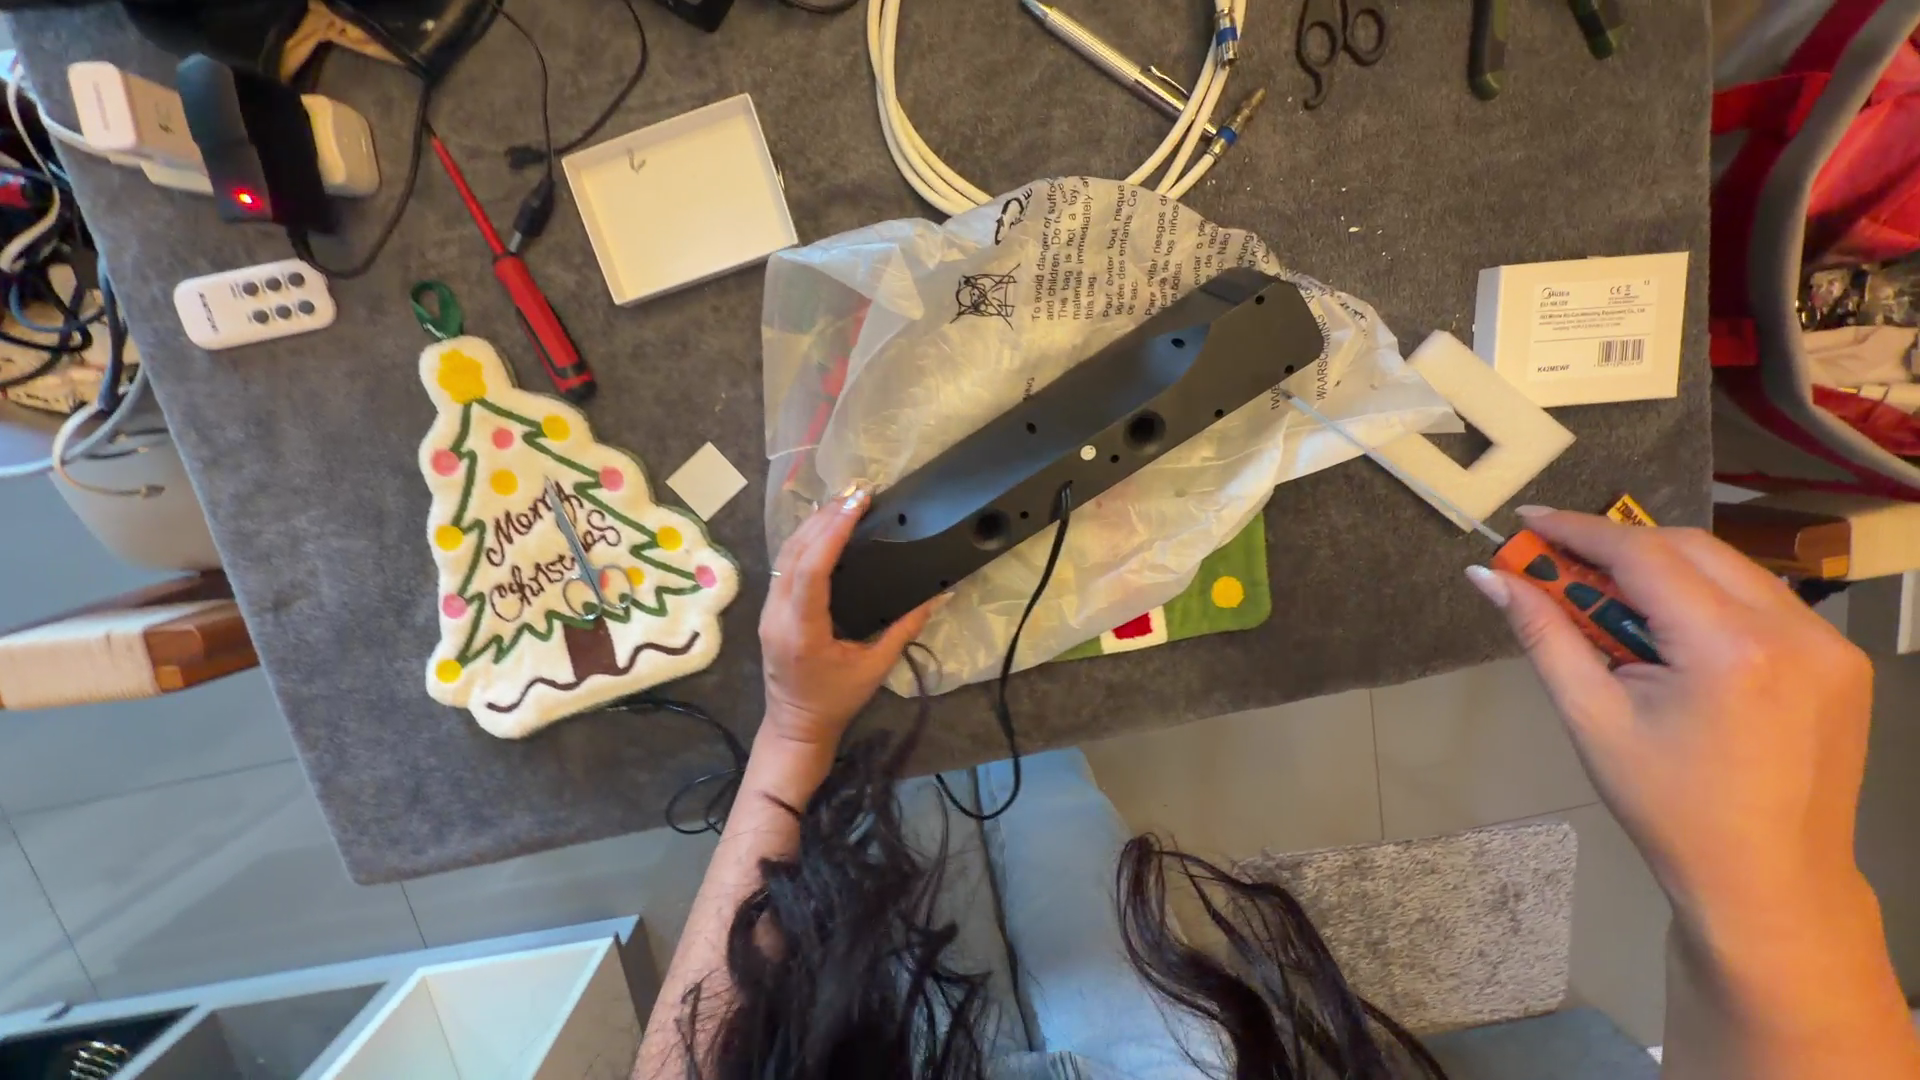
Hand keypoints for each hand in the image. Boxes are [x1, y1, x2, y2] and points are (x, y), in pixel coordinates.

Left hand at [758, 484, 942, 752]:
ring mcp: (768, 610)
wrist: (795, 727)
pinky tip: (824, 526)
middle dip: (825, 517)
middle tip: (857, 493)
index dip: (833, 531)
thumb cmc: (836, 701)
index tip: (857, 505)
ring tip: (844, 501)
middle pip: (794, 552)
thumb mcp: (875, 667)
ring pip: (784, 554)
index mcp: (802, 630)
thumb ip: (905, 627)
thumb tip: (939, 594)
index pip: (812, 568)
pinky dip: (805, 540)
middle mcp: (777, 614)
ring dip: (813, 524)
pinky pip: (784, 565)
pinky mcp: (770, 609)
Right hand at [1465, 507, 1873, 930]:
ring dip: (1657, 567)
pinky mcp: (1839, 662)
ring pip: (1727, 568)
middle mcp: (1794, 632)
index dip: (1578, 529)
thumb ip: (1542, 633)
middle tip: (1553, 559)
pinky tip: (1661, 628)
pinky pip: (1756, 599)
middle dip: (1615, 543)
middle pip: (1689, 547)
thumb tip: (1488, 578)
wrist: (1768, 875)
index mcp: (1728, 649)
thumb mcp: (1589, 715)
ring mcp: (1829, 646)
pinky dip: (1698, 595)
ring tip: (1601, 596)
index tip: (1526, 520)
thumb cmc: (1663, 800)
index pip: (1643, 555)